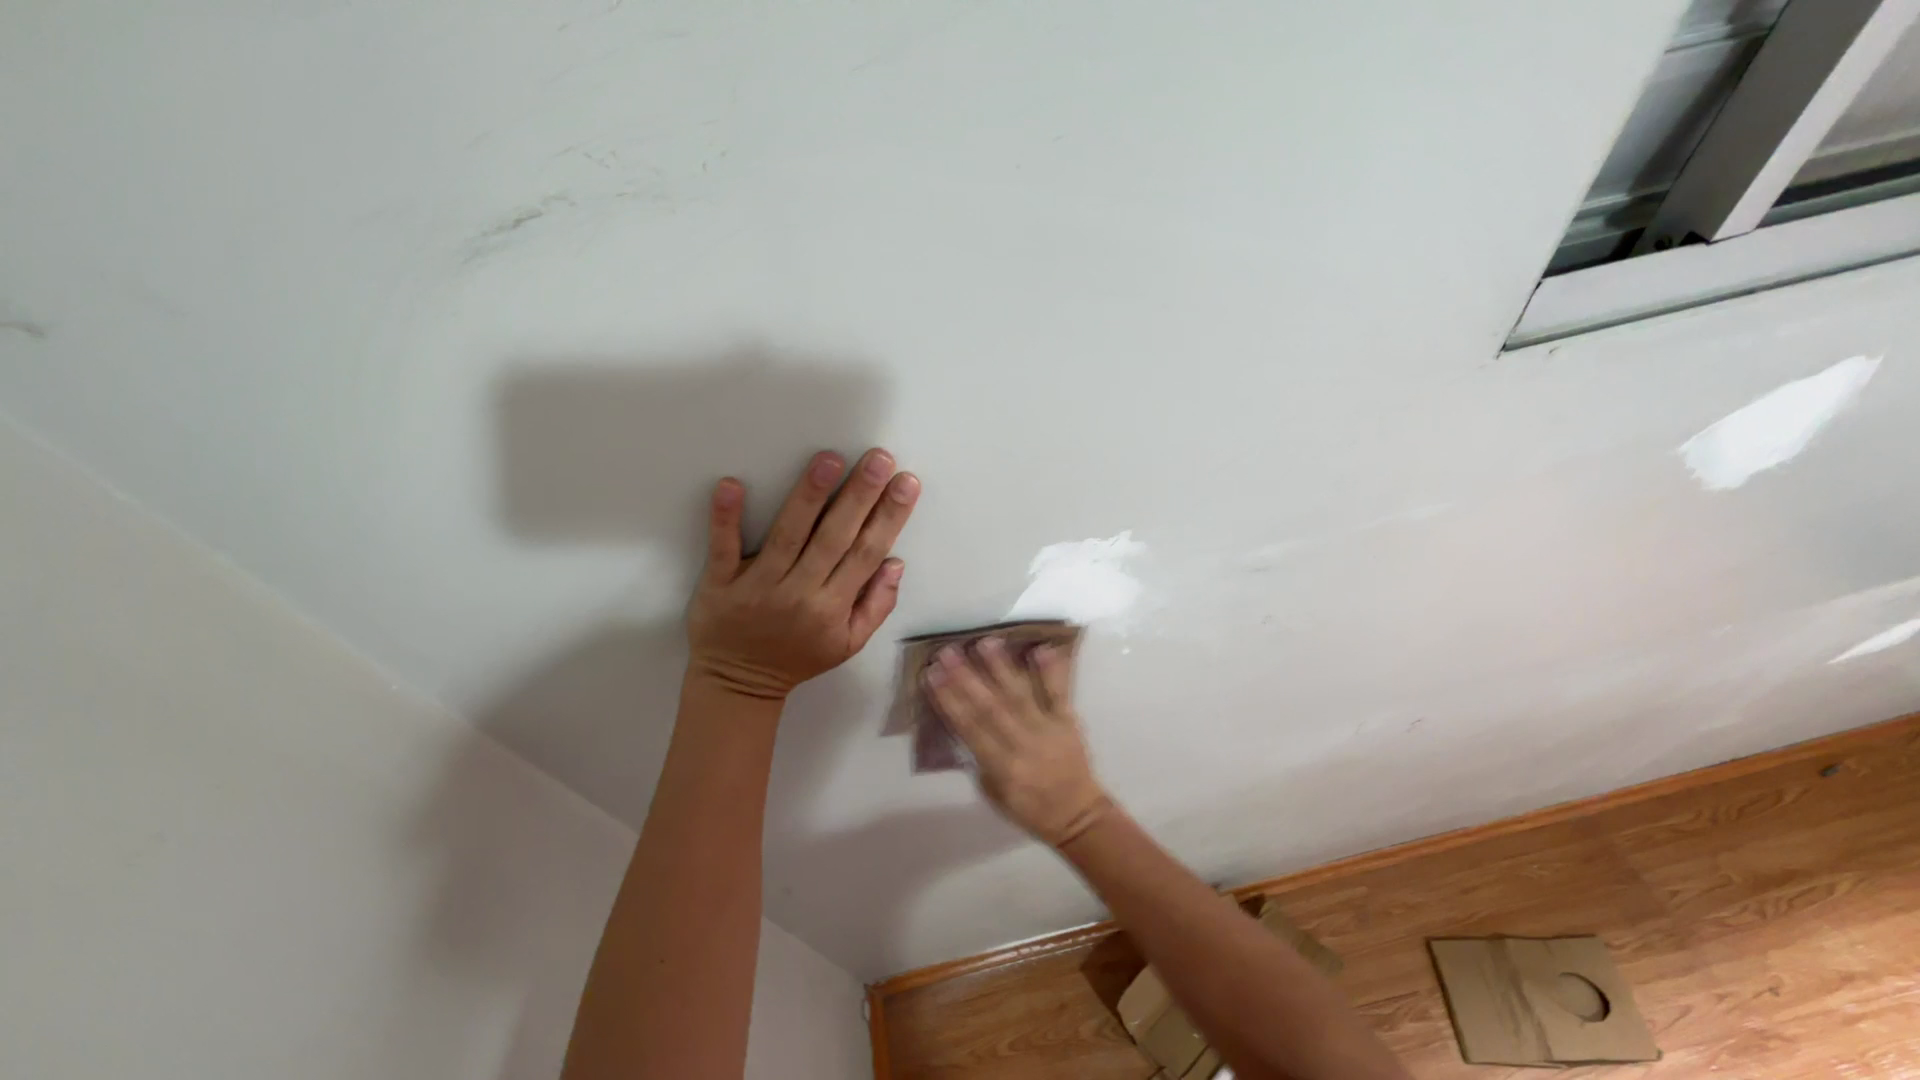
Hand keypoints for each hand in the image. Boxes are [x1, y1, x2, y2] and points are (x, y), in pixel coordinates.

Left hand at [688, 448, 919, 700]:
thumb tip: (895, 563)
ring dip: (808, 497)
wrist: (736, 684)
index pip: (866, 553)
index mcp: (833, 607)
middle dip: (859, 496)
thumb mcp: (848, 645)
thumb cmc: (797, 659)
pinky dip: (726, 518)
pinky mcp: (719, 584)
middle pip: (834, 537)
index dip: (889, 517)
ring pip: (787, 536)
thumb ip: (877, 606)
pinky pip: (723, 548)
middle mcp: (799, 593)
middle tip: (878, 458)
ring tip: (828, 460)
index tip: (906, 483)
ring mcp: (758, 587)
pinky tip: (732, 485)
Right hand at [925, 638, 1112, 846]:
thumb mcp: (994, 792)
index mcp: (1001, 766)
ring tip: (984, 642)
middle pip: (989, 706)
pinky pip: (1059, 693)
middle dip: (966, 677)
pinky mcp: (1068, 721)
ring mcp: (1047, 729)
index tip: (930, 675)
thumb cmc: (1029, 808)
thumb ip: (979, 758)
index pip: (969, 727)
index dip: (948, 700)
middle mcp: (1022, 744)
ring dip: (1000, 667)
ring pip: (1019, 694)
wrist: (1078, 816)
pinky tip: (1039, 649)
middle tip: (947, 652)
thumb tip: (962, 722)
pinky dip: (1050, 671)